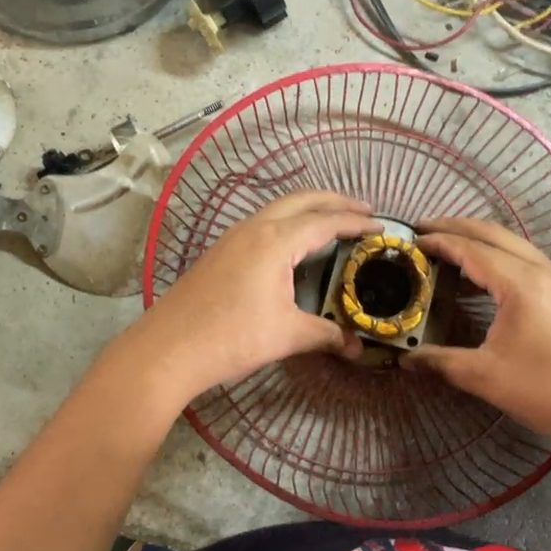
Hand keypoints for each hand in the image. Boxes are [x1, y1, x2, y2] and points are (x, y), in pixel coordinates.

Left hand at [119, 192, 380, 402]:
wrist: (168, 349)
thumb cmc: (231, 338)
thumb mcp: (287, 335)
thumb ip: (326, 334)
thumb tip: (357, 347)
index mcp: (275, 241)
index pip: (325, 221)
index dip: (357, 222)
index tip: (383, 226)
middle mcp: (254, 228)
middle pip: (302, 200)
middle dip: (335, 202)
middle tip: (363, 212)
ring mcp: (232, 237)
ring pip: (278, 209)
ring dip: (308, 209)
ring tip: (333, 223)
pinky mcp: (220, 252)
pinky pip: (262, 224)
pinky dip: (288, 223)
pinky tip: (294, 246)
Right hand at [402, 216, 550, 441]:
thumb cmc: (545, 392)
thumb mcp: (483, 377)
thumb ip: (440, 361)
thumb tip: (404, 359)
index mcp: (522, 284)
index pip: (472, 249)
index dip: (439, 241)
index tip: (410, 239)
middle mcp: (543, 270)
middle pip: (493, 233)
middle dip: (456, 227)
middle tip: (422, 229)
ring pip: (512, 244)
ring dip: (477, 240)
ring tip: (444, 248)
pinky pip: (524, 260)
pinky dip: (496, 257)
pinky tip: (477, 278)